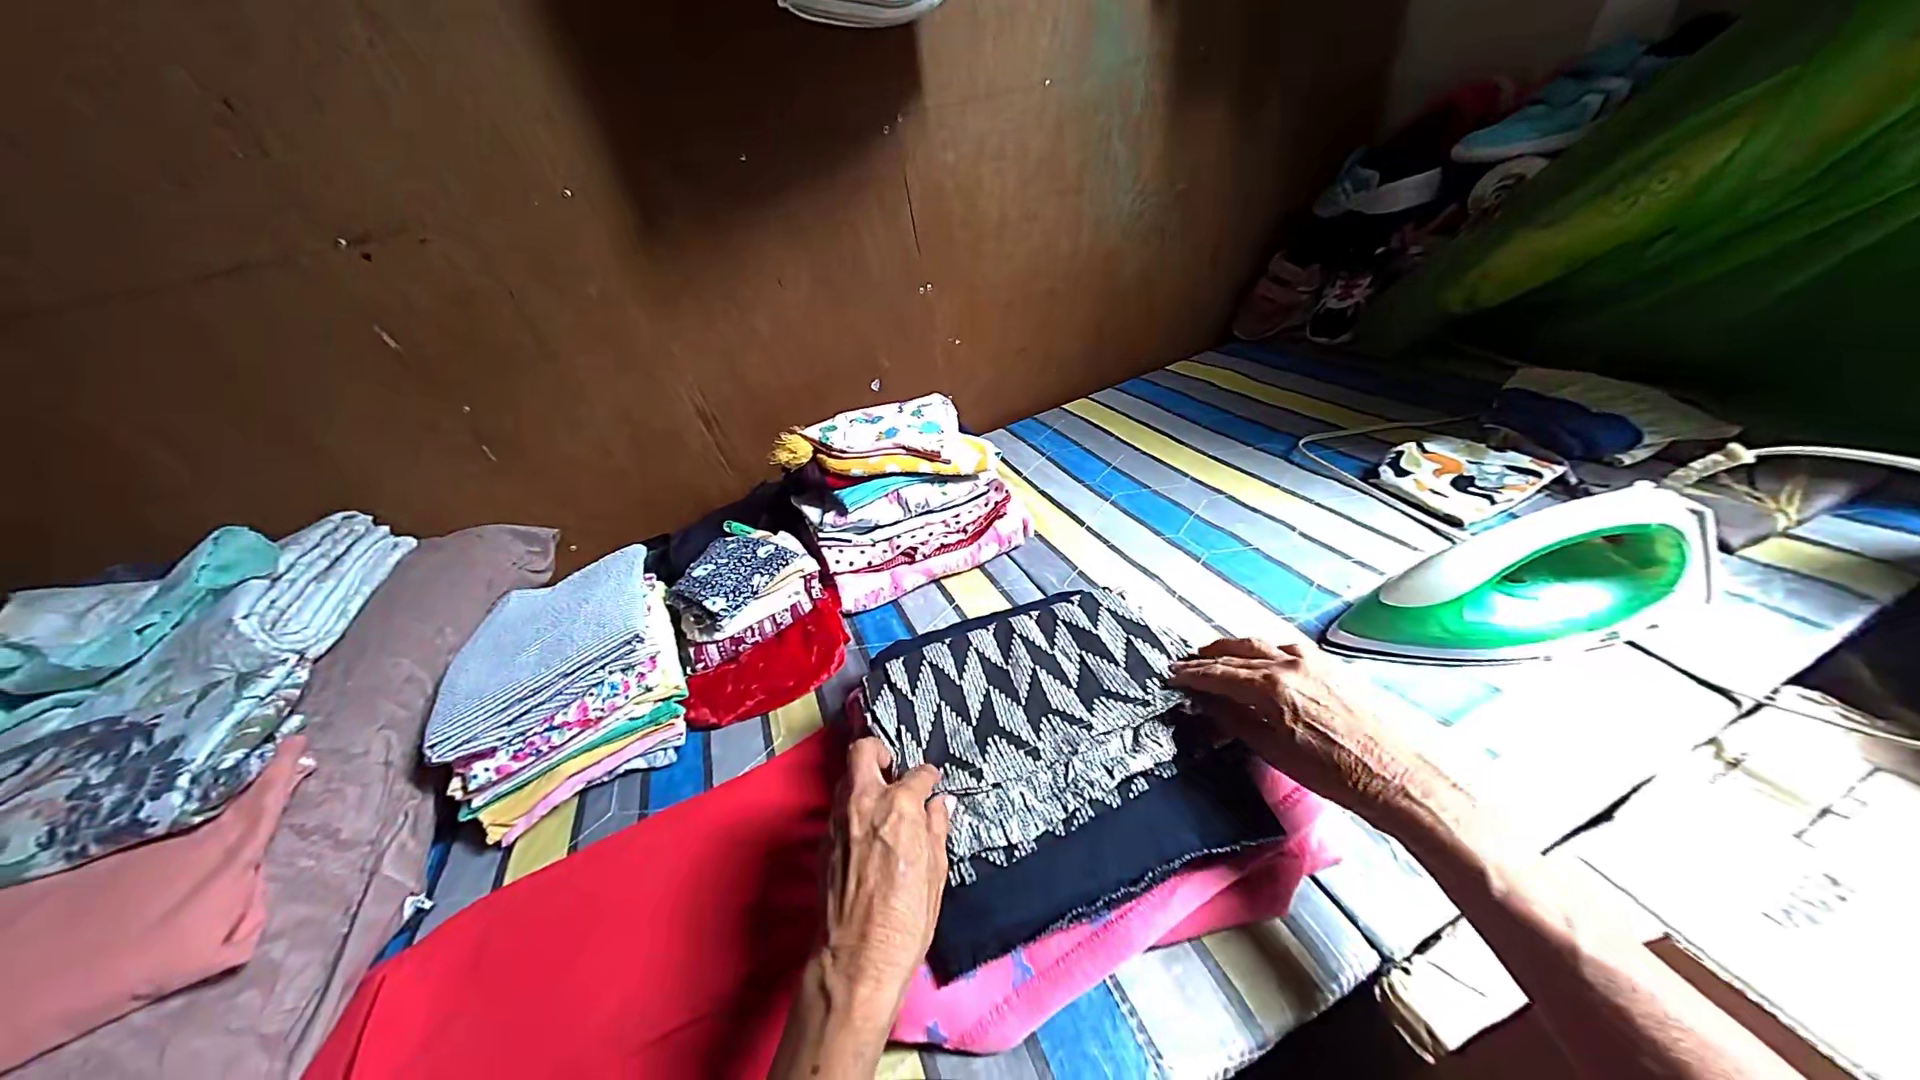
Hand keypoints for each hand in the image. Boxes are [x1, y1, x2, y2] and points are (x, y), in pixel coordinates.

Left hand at [818, 737, 951, 1022]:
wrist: (855, 961)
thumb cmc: (906, 920)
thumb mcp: (936, 873)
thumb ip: (936, 829)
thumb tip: (939, 805)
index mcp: (898, 807)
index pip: (917, 773)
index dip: (928, 777)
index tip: (932, 783)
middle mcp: (863, 803)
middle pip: (863, 751)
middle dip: (880, 752)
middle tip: (894, 771)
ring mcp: (837, 820)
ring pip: (846, 779)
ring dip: (864, 780)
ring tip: (882, 802)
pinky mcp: (823, 841)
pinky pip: (838, 808)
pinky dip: (853, 808)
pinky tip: (867, 831)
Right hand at [1168, 638, 1451, 829]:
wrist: (1400, 776)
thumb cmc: (1336, 774)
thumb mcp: (1274, 750)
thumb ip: (1234, 720)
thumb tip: (1206, 702)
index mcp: (1272, 686)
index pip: (1219, 673)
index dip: (1192, 674)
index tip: (1172, 675)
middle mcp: (1290, 663)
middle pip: (1237, 649)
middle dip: (1208, 654)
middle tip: (1187, 663)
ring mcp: (1314, 660)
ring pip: (1261, 643)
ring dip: (1234, 648)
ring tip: (1216, 657)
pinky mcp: (1332, 665)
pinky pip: (1287, 647)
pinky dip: (1264, 650)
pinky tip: (1262, 661)